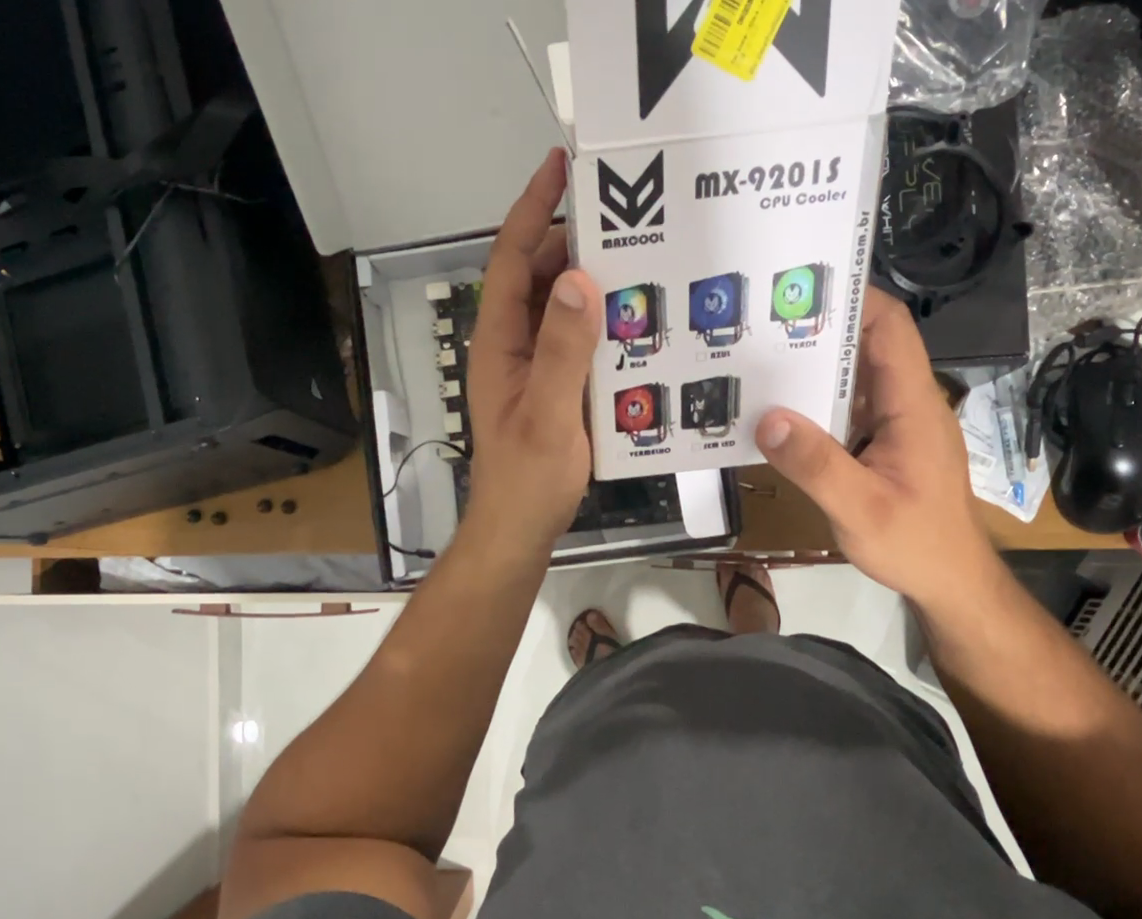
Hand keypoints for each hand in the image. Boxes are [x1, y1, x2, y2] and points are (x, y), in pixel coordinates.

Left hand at [464, 149, 601, 551]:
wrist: (519, 530)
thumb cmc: (527, 479)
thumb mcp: (549, 415)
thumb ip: (563, 350)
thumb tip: (578, 279)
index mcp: (499, 341)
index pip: (511, 259)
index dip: (531, 209)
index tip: (560, 166)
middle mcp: (512, 344)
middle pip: (538, 275)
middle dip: (574, 240)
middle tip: (627, 218)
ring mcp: (531, 366)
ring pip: (559, 306)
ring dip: (592, 282)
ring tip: (641, 259)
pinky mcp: (552, 386)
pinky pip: (576, 338)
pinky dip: (601, 322)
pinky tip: (637, 320)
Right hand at [755, 289, 1000, 610]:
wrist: (950, 581)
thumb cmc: (916, 544)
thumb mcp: (862, 509)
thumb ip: (816, 465)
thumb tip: (768, 419)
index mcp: (913, 405)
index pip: (890, 329)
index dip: (854, 300)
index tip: (802, 287)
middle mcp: (907, 404)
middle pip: (867, 347)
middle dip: (818, 330)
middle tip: (760, 323)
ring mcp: (896, 425)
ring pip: (854, 378)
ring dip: (812, 368)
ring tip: (757, 359)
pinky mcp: (884, 445)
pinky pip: (847, 409)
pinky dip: (814, 404)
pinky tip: (776, 412)